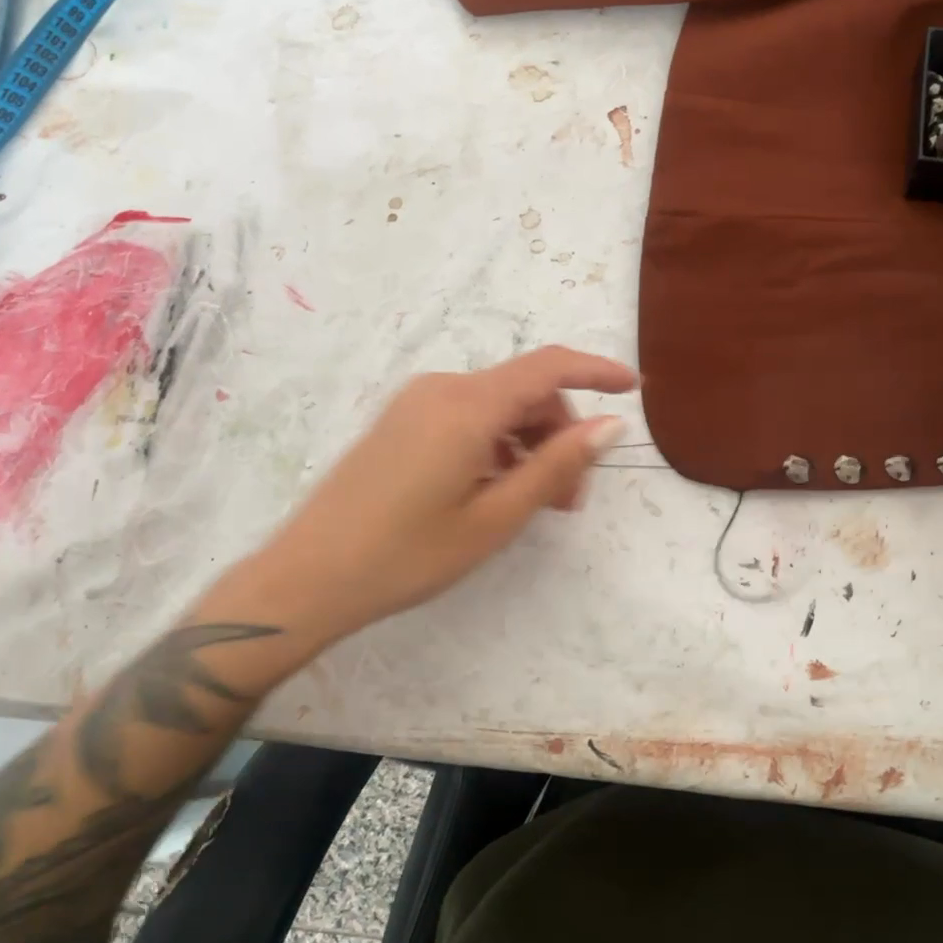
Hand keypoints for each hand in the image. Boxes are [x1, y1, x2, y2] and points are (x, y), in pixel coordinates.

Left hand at [238, 346, 637, 641]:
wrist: (308, 577)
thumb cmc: (408, 554)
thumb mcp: (495, 517)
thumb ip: (557, 465)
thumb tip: (609, 425)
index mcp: (468, 406)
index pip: (549, 366)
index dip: (597, 371)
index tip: (634, 390)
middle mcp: (442, 389)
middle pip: (525, 390)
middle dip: (561, 432)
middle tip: (573, 496)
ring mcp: (416, 404)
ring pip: (498, 407)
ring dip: (531, 444)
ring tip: (539, 504)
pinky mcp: (401, 423)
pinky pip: (468, 418)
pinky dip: (497, 446)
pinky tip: (496, 492)